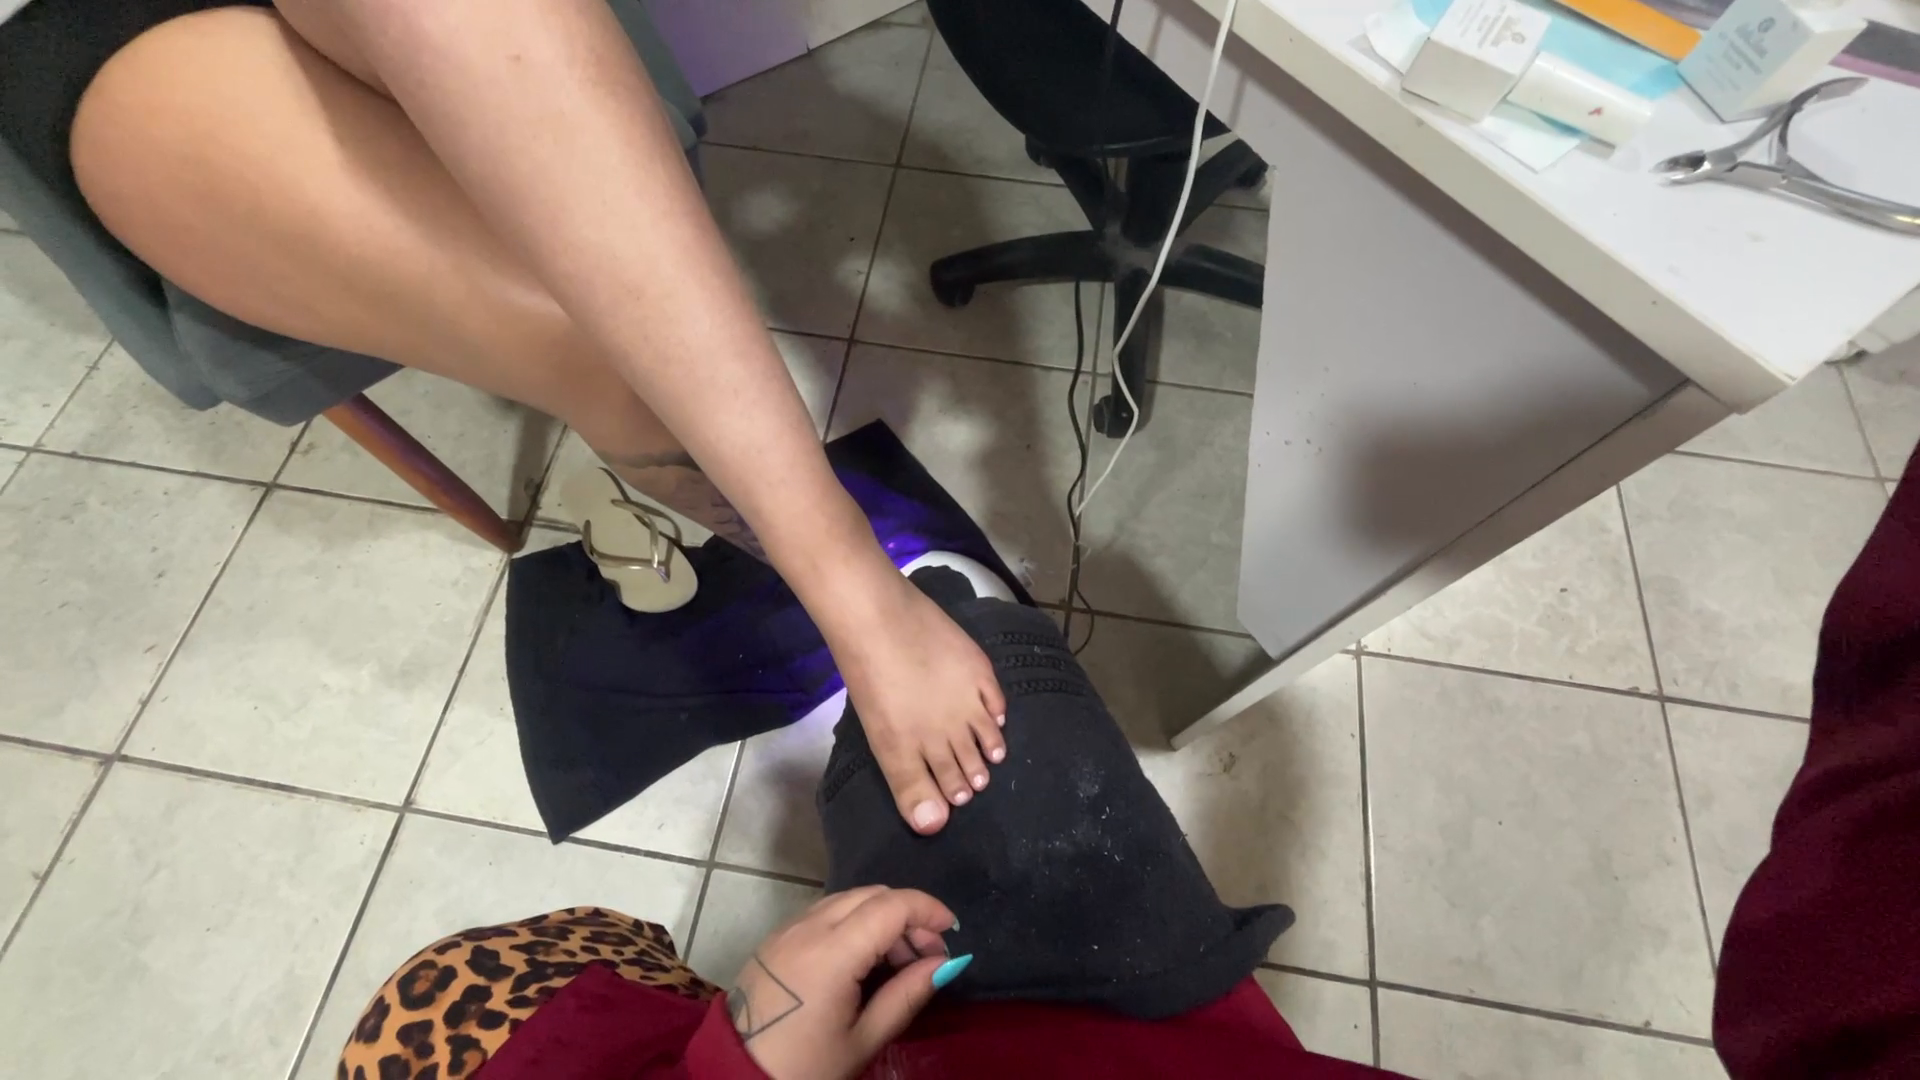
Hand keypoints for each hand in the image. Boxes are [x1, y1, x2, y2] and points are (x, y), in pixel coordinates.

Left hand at [726, 886, 966, 1079]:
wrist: (731, 1079)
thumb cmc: (803, 1070)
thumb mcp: (862, 1041)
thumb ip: (907, 995)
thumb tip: (946, 962)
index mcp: (832, 951)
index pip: (892, 906)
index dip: (927, 910)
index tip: (952, 931)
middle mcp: (810, 925)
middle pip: (872, 894)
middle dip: (907, 914)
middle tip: (927, 955)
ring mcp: (789, 927)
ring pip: (849, 898)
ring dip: (880, 915)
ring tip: (897, 960)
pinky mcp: (776, 937)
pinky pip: (825, 910)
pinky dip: (853, 920)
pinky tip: (862, 957)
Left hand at [823, 574, 1008, 833]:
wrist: (881, 621)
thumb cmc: (865, 676)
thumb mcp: (880, 738)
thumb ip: (908, 782)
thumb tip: (935, 825)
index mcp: (923, 747)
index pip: (945, 780)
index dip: (952, 792)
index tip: (960, 802)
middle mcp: (953, 727)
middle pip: (966, 758)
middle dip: (971, 776)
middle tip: (978, 786)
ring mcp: (969, 697)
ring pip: (984, 733)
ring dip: (988, 750)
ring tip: (993, 760)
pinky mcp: (979, 669)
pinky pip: (996, 700)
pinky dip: (998, 715)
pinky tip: (999, 719)